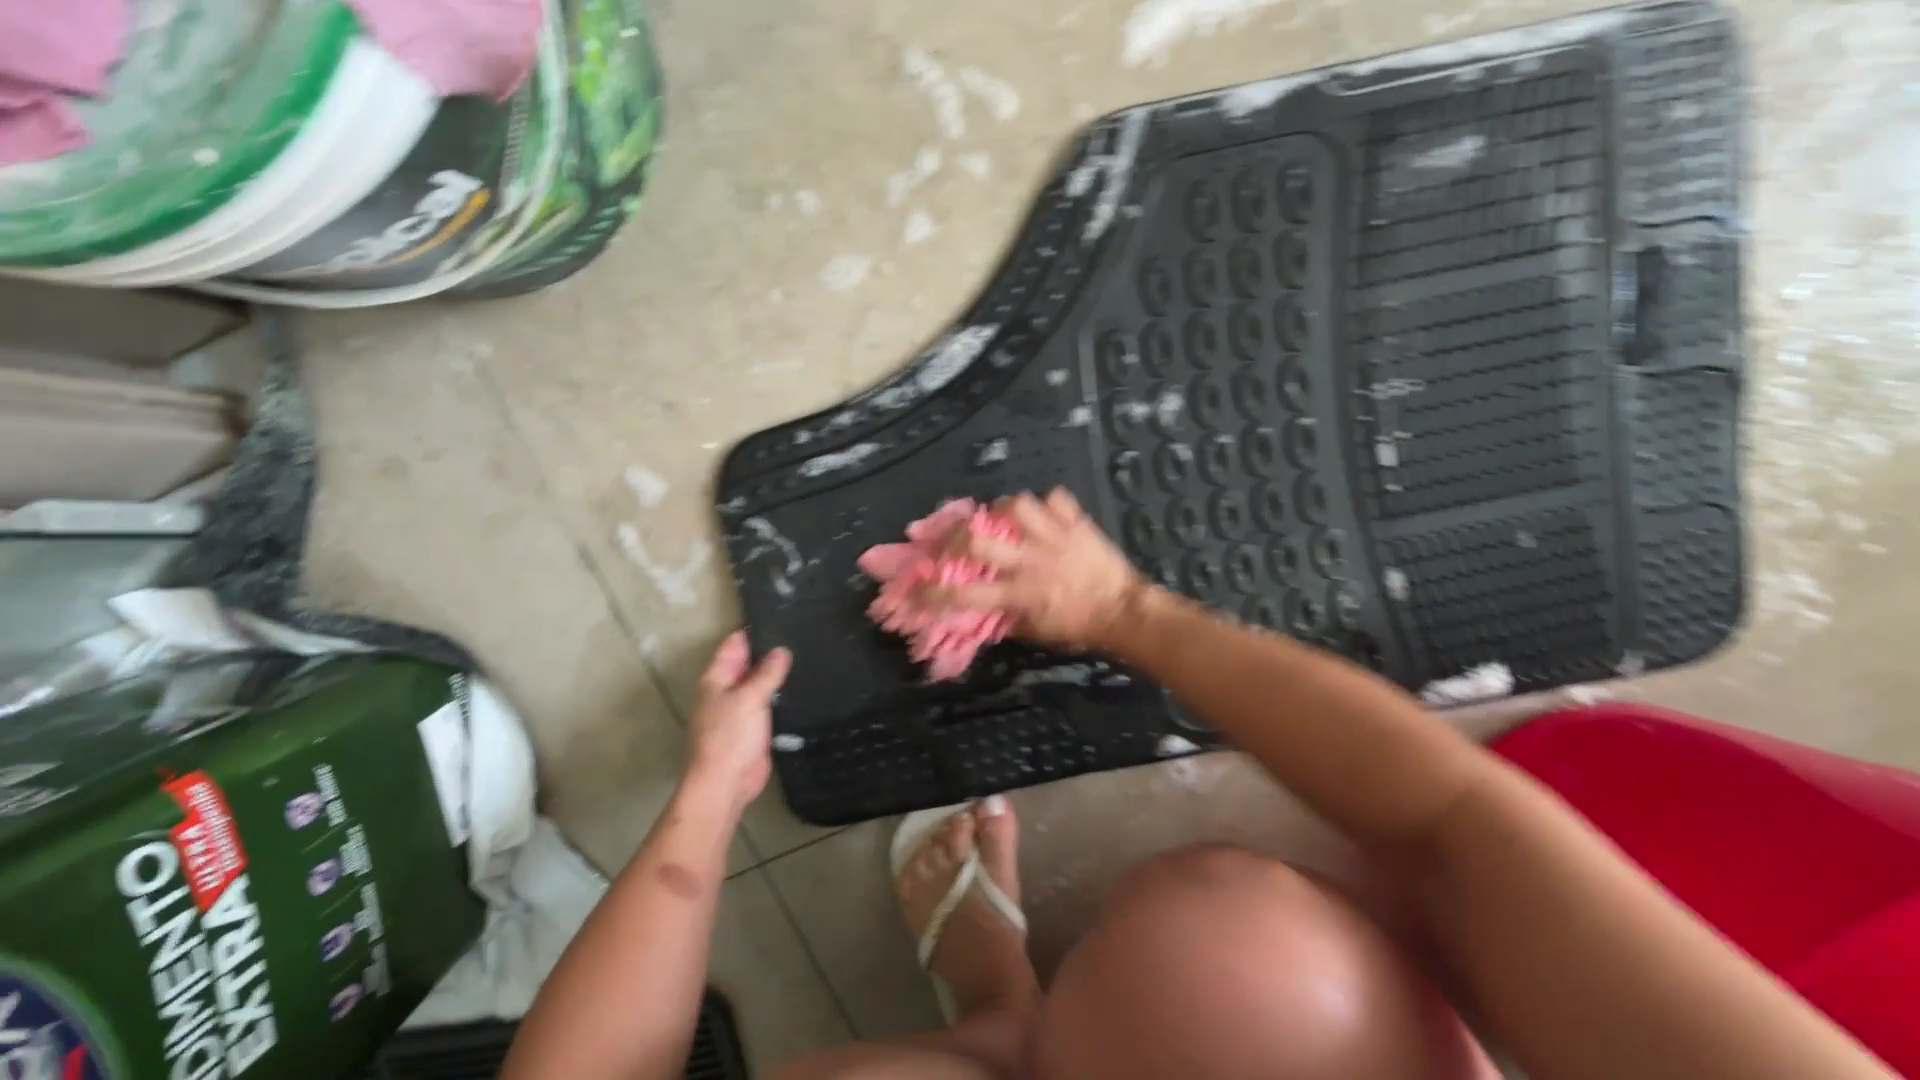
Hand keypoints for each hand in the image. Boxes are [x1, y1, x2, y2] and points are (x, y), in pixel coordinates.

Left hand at [688, 632, 791, 807]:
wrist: (726, 783)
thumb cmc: (730, 736)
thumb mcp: (749, 698)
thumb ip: (766, 673)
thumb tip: (781, 650)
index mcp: (716, 678)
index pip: (735, 644)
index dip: (756, 631)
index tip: (783, 617)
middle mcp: (726, 690)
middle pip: (748, 663)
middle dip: (770, 652)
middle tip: (802, 635)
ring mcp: (740, 710)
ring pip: (760, 684)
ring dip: (778, 676)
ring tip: (808, 656)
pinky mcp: (754, 728)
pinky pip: (769, 705)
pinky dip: (782, 697)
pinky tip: (802, 689)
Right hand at [922, 488, 1149, 649]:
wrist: (1124, 612)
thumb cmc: (1079, 627)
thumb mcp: (1037, 633)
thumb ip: (1007, 619)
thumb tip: (982, 611)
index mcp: (1019, 594)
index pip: (966, 593)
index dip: (935, 591)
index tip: (917, 587)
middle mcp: (1031, 562)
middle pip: (980, 539)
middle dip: (957, 536)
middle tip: (956, 538)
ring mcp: (1054, 538)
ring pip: (1017, 506)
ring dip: (1003, 509)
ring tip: (1000, 515)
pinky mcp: (1076, 524)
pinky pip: (1057, 499)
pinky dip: (1047, 503)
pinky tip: (1043, 512)